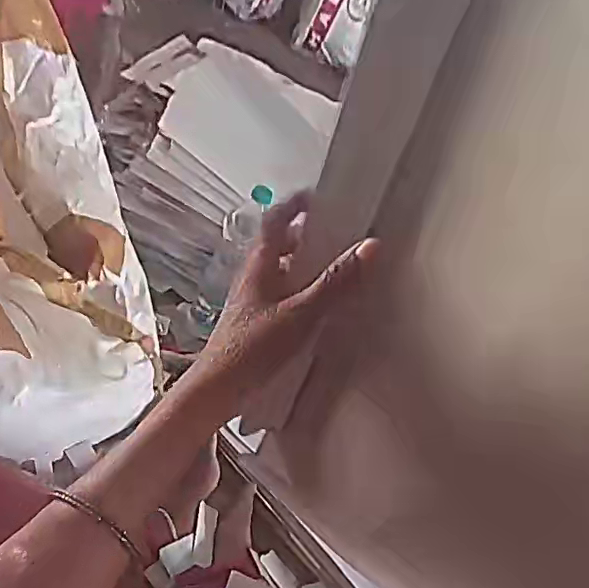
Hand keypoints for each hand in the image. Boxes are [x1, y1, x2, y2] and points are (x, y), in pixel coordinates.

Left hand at [184, 192, 379, 409]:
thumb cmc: (253, 349)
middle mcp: (252, 279)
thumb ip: (335, 283)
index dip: (295, 205)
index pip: (275, 221)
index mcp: (259, 266)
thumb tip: (370, 247)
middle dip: (304, 239)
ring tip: (330, 273)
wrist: (218, 389)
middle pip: (277, 247)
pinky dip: (297, 294)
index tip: (317, 198)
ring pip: (278, 274)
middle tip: (333, 239)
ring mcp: (250, 303)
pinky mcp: (253, 326)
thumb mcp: (300, 314)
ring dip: (301, 268)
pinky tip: (312, 311)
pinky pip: (278, 299)